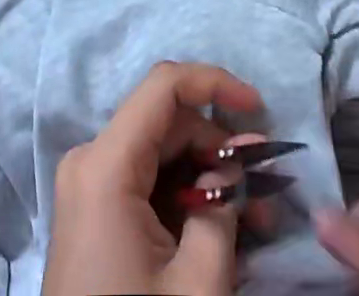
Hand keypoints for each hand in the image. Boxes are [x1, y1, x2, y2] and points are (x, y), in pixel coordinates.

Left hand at [43, 62, 263, 295]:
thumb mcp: (198, 280)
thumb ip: (222, 208)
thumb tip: (237, 161)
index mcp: (106, 163)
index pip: (162, 87)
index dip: (213, 83)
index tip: (259, 108)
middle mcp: (91, 159)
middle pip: (165, 122)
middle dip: (219, 145)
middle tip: (269, 186)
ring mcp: (90, 183)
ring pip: (160, 152)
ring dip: (209, 175)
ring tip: (258, 220)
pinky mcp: (96, 207)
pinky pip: (147, 181)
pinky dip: (186, 195)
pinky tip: (225, 228)